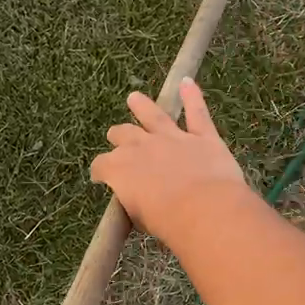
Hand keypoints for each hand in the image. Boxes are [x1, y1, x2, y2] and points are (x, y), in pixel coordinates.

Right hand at [89, 77, 253, 249]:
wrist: (204, 210)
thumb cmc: (166, 222)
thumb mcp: (139, 218)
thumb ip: (134, 201)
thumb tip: (136, 198)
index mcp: (119, 168)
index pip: (101, 165)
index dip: (100, 171)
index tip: (101, 178)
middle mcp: (141, 147)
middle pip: (122, 134)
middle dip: (117, 136)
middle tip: (116, 137)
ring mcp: (172, 138)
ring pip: (154, 116)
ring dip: (142, 106)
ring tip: (134, 97)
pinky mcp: (202, 137)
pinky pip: (197, 113)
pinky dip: (192, 96)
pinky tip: (188, 82)